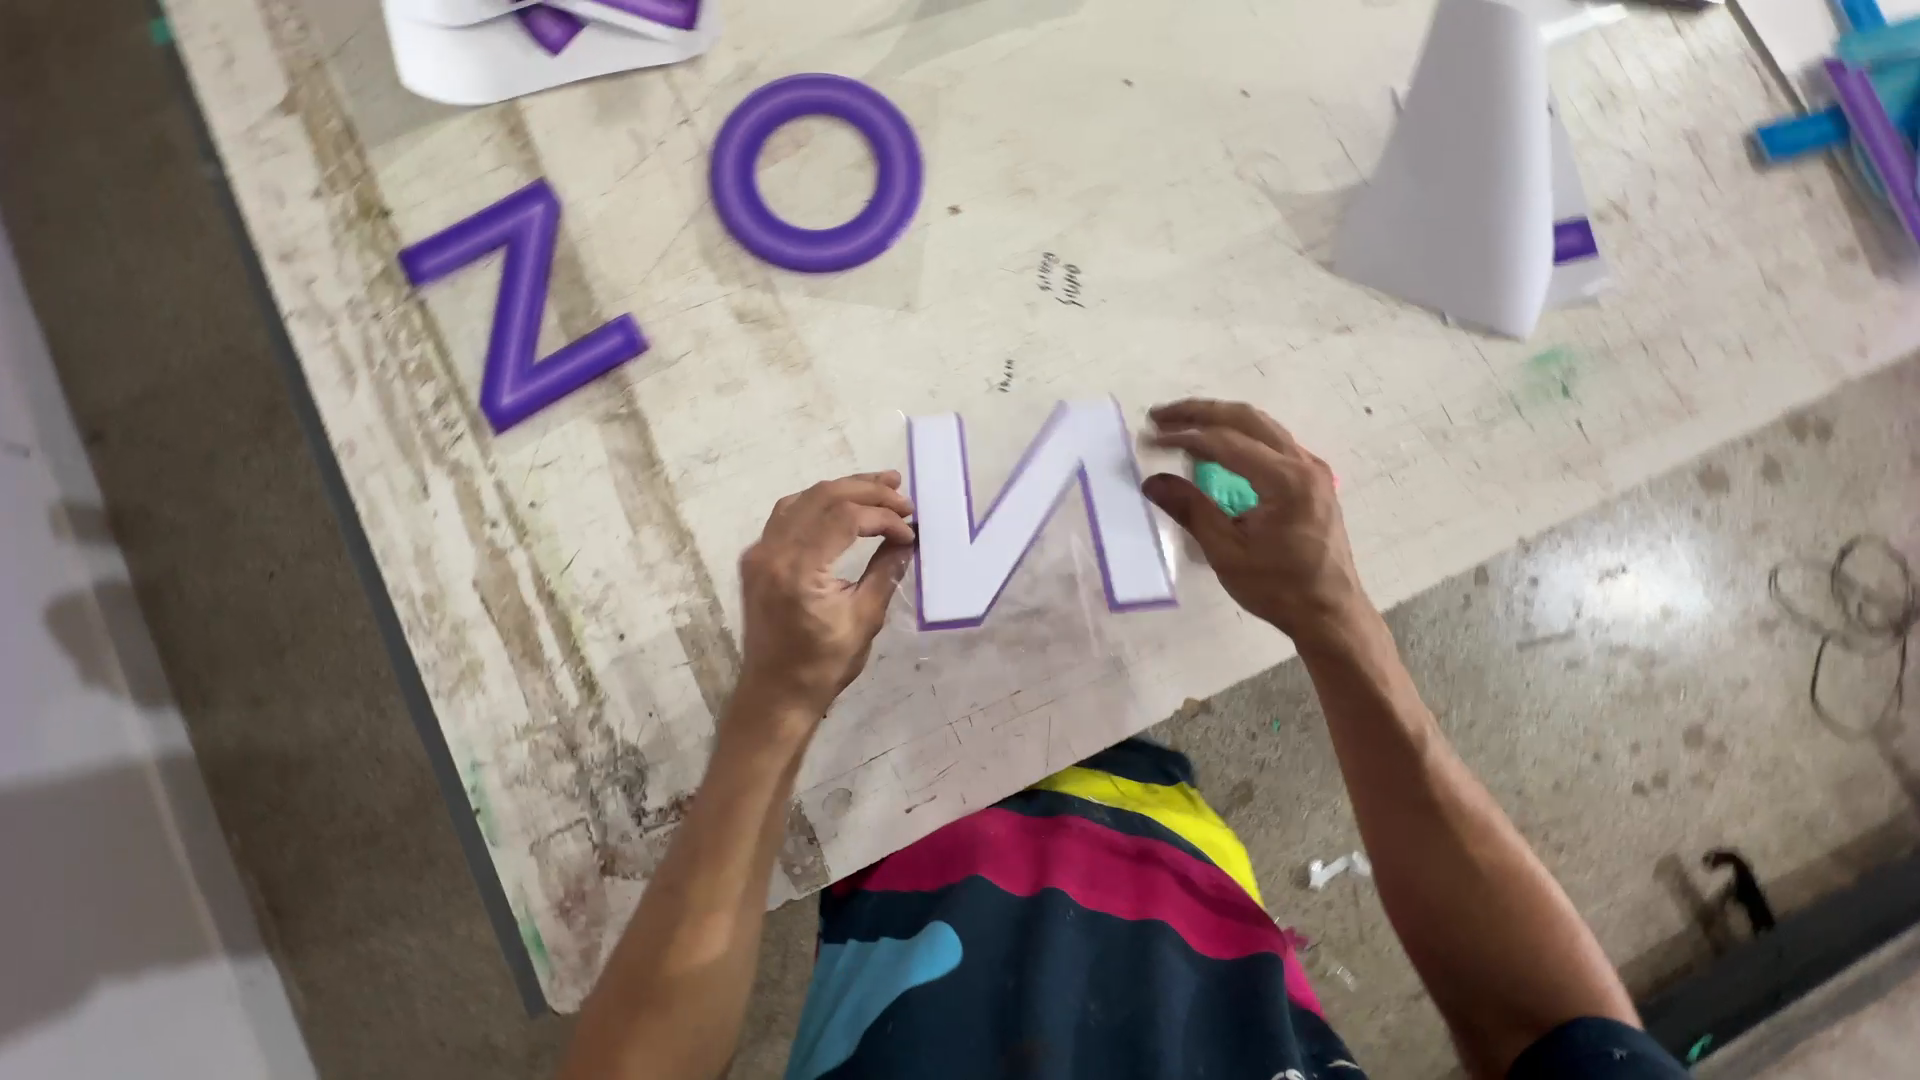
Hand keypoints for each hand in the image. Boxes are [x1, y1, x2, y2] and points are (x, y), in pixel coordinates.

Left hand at [734, 472, 915, 727]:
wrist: (775, 693)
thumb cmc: (823, 665)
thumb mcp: (865, 619)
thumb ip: (885, 571)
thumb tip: (907, 539)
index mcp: (799, 570)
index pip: (845, 517)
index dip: (882, 516)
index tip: (909, 531)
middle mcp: (772, 552)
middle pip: (823, 497)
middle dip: (867, 490)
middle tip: (901, 493)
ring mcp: (759, 552)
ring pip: (803, 498)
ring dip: (843, 489)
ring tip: (880, 487)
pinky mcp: (756, 558)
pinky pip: (787, 514)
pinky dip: (818, 502)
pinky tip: (842, 505)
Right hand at [1141, 400, 1374, 648]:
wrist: (1329, 613)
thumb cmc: (1278, 588)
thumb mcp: (1226, 551)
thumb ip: (1191, 510)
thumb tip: (1152, 481)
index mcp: (1286, 480)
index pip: (1226, 443)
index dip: (1184, 437)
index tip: (1150, 440)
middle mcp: (1304, 464)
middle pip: (1246, 420)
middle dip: (1200, 413)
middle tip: (1160, 416)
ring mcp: (1311, 469)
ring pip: (1261, 426)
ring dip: (1219, 420)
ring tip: (1181, 423)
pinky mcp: (1310, 480)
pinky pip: (1271, 443)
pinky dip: (1238, 436)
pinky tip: (1214, 445)